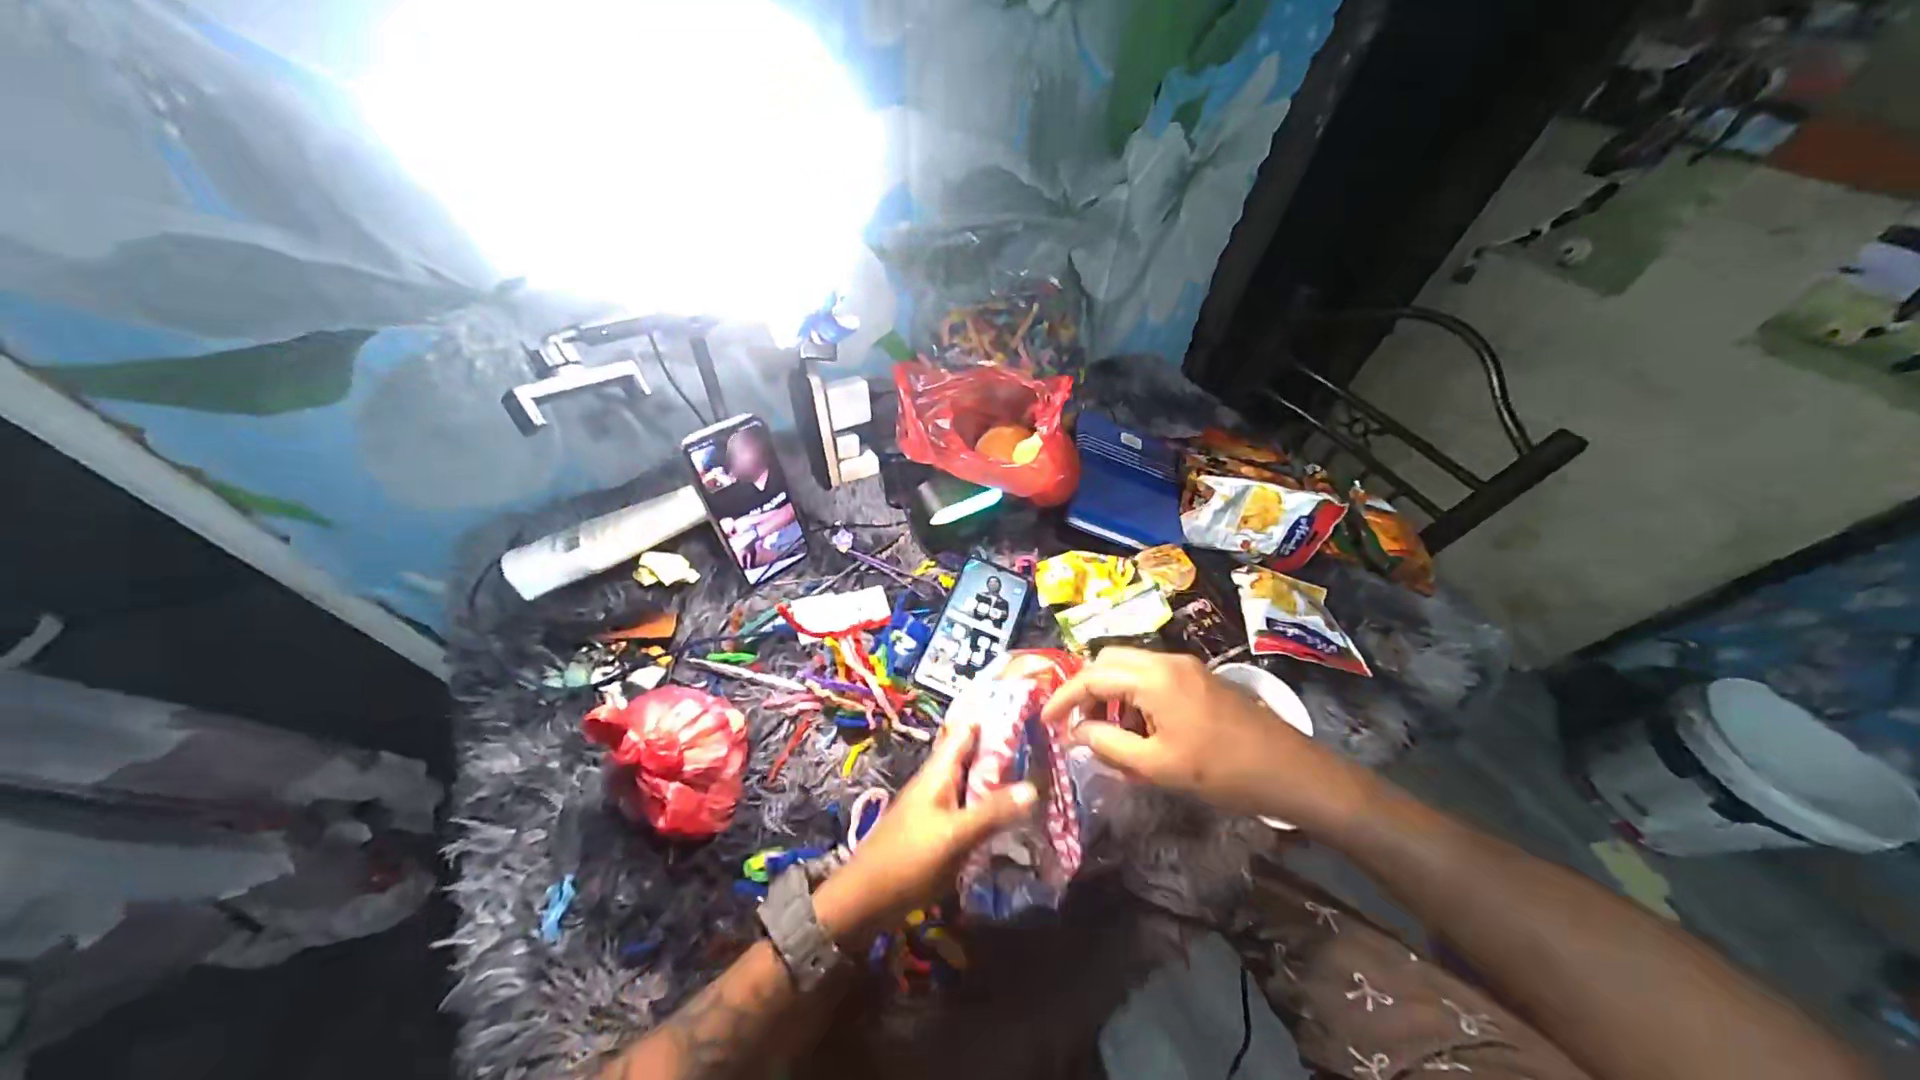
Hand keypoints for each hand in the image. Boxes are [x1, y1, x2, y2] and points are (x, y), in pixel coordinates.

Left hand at [814, 719, 1035, 940]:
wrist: (866, 901)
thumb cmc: (908, 860)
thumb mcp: (955, 836)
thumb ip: (993, 812)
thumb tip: (1034, 788)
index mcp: (938, 772)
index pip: (966, 730)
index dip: (993, 717)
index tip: (1028, 710)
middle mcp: (938, 782)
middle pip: (973, 756)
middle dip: (1004, 750)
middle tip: (1045, 747)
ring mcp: (938, 806)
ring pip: (974, 783)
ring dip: (1000, 780)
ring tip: (1041, 776)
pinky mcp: (940, 830)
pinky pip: (971, 808)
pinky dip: (991, 805)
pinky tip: (1014, 815)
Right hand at [1040, 647, 1375, 828]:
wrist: (1290, 770)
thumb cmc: (1220, 771)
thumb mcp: (1156, 765)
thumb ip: (1108, 744)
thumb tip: (1077, 731)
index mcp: (1152, 677)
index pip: (1092, 676)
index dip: (1063, 698)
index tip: (1045, 720)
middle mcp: (1166, 661)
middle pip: (1110, 660)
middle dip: (1087, 688)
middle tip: (1077, 723)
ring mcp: (1187, 667)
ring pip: (1132, 667)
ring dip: (1113, 693)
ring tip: (1110, 734)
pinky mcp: (1201, 678)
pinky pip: (1154, 676)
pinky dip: (1136, 696)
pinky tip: (1142, 731)